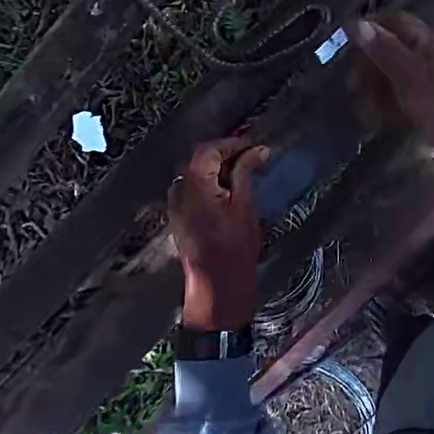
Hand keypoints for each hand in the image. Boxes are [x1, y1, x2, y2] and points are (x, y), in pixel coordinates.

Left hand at [168, 137, 270, 331]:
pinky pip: (193, 191)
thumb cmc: (235, 248)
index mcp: (193, 187)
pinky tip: (231, 193)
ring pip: (196, 176)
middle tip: (255, 159)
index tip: (255, 146)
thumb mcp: (245, 206)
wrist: (217, 288)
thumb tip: (258, 149)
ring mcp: (176, 207)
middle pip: (200, 161)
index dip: (232, 144)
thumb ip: (246, 173)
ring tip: (246, 175)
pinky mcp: (180, 219)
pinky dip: (211, 185)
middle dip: (227, 156)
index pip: (208, 151)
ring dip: (219, 170)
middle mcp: (178, 193)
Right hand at [350, 12, 433, 170]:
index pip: (393, 23)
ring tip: (368, 116)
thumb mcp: (413, 80)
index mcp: (430, 43)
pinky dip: (390, 108)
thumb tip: (356, 23)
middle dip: (369, 70)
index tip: (348, 52)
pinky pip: (404, 99)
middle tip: (355, 91)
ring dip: (376, 93)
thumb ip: (386, 52)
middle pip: (390, 51)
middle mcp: (432, 56)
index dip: (369, 31)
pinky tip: (383, 123)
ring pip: (394, 78)